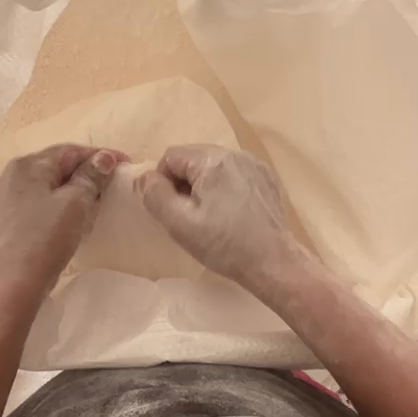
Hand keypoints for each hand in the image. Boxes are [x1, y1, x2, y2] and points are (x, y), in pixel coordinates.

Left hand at [0, 144, 122, 296]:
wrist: (16, 281)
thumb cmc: (46, 237)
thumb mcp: (74, 203)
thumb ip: (90, 177)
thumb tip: (105, 158)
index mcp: (29, 165)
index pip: (70, 151)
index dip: (101, 156)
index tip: (126, 164)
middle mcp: (16, 175)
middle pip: (60, 166)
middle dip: (89, 172)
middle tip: (115, 183)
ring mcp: (13, 198)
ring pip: (53, 186)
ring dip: (78, 190)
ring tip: (101, 199)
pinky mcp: (15, 219)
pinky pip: (46, 203)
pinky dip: (65, 204)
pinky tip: (80, 215)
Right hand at [138, 145, 303, 290]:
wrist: (272, 262)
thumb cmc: (223, 245)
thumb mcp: (180, 224)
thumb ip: (155, 195)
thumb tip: (144, 177)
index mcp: (212, 159)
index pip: (171, 157)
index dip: (162, 182)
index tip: (171, 210)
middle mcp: (235, 153)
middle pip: (193, 160)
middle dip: (184, 185)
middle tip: (188, 217)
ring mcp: (255, 165)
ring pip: (214, 169)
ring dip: (204, 188)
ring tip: (210, 219)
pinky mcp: (266, 180)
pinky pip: (234, 177)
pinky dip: (225, 191)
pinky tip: (231, 217)